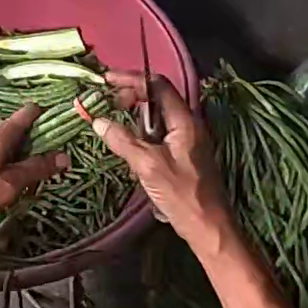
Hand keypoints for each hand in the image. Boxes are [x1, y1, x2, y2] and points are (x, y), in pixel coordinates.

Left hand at [0, 104, 69, 227]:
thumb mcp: (10, 185)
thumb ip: (37, 169)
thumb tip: (65, 157)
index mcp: (1, 132)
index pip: (30, 111)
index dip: (48, 117)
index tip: (61, 131)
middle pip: (19, 127)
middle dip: (35, 141)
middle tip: (45, 164)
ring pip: (5, 138)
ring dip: (18, 152)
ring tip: (24, 175)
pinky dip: (3, 156)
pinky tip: (1, 177)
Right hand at [88, 72, 239, 256]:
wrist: (208, 228)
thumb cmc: (182, 195)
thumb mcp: (148, 165)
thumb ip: (123, 140)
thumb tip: (99, 121)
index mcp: (185, 121)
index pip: (158, 85)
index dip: (131, 79)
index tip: (107, 80)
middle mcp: (188, 125)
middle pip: (156, 100)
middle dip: (130, 99)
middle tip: (108, 107)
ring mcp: (185, 141)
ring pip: (154, 121)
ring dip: (134, 124)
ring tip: (115, 133)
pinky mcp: (181, 156)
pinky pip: (157, 138)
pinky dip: (141, 141)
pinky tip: (131, 159)